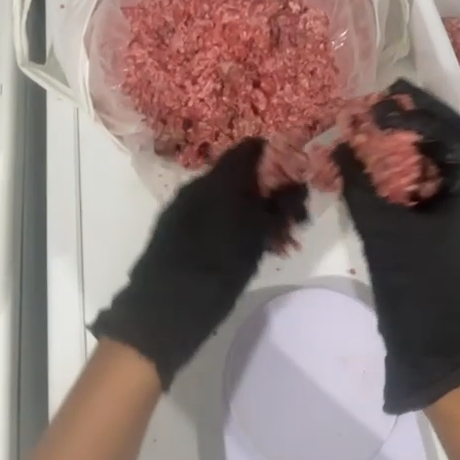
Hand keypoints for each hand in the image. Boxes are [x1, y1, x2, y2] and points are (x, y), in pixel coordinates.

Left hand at [91, 139, 306, 387]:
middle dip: (267, 192)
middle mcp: (198, 184)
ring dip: (251, 211)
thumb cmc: (218, 269)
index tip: (295, 179)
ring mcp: (182, 206)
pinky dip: (230, 222)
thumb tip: (297, 184)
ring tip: (271, 241)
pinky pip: (209, 214)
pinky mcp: (173, 228)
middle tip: (289, 220)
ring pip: (225, 197)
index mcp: (219, 180)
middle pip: (239, 174)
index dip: (275, 158)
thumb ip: (280, 206)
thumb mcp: (257, 237)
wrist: (162, 310)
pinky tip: (242, 250)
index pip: (250, 149)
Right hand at [338, 80, 459, 412]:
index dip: (430, 116)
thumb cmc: (412, 288)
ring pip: (446, 164)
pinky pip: (432, 185)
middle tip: (393, 95)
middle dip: (426, 119)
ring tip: (387, 118)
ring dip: (419, 140)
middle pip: (457, 146)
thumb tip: (342, 146)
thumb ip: (361, 186)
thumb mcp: (382, 233)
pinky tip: (386, 158)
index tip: (396, 101)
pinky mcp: (446, 229)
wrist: (428, 345)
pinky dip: (412, 166)